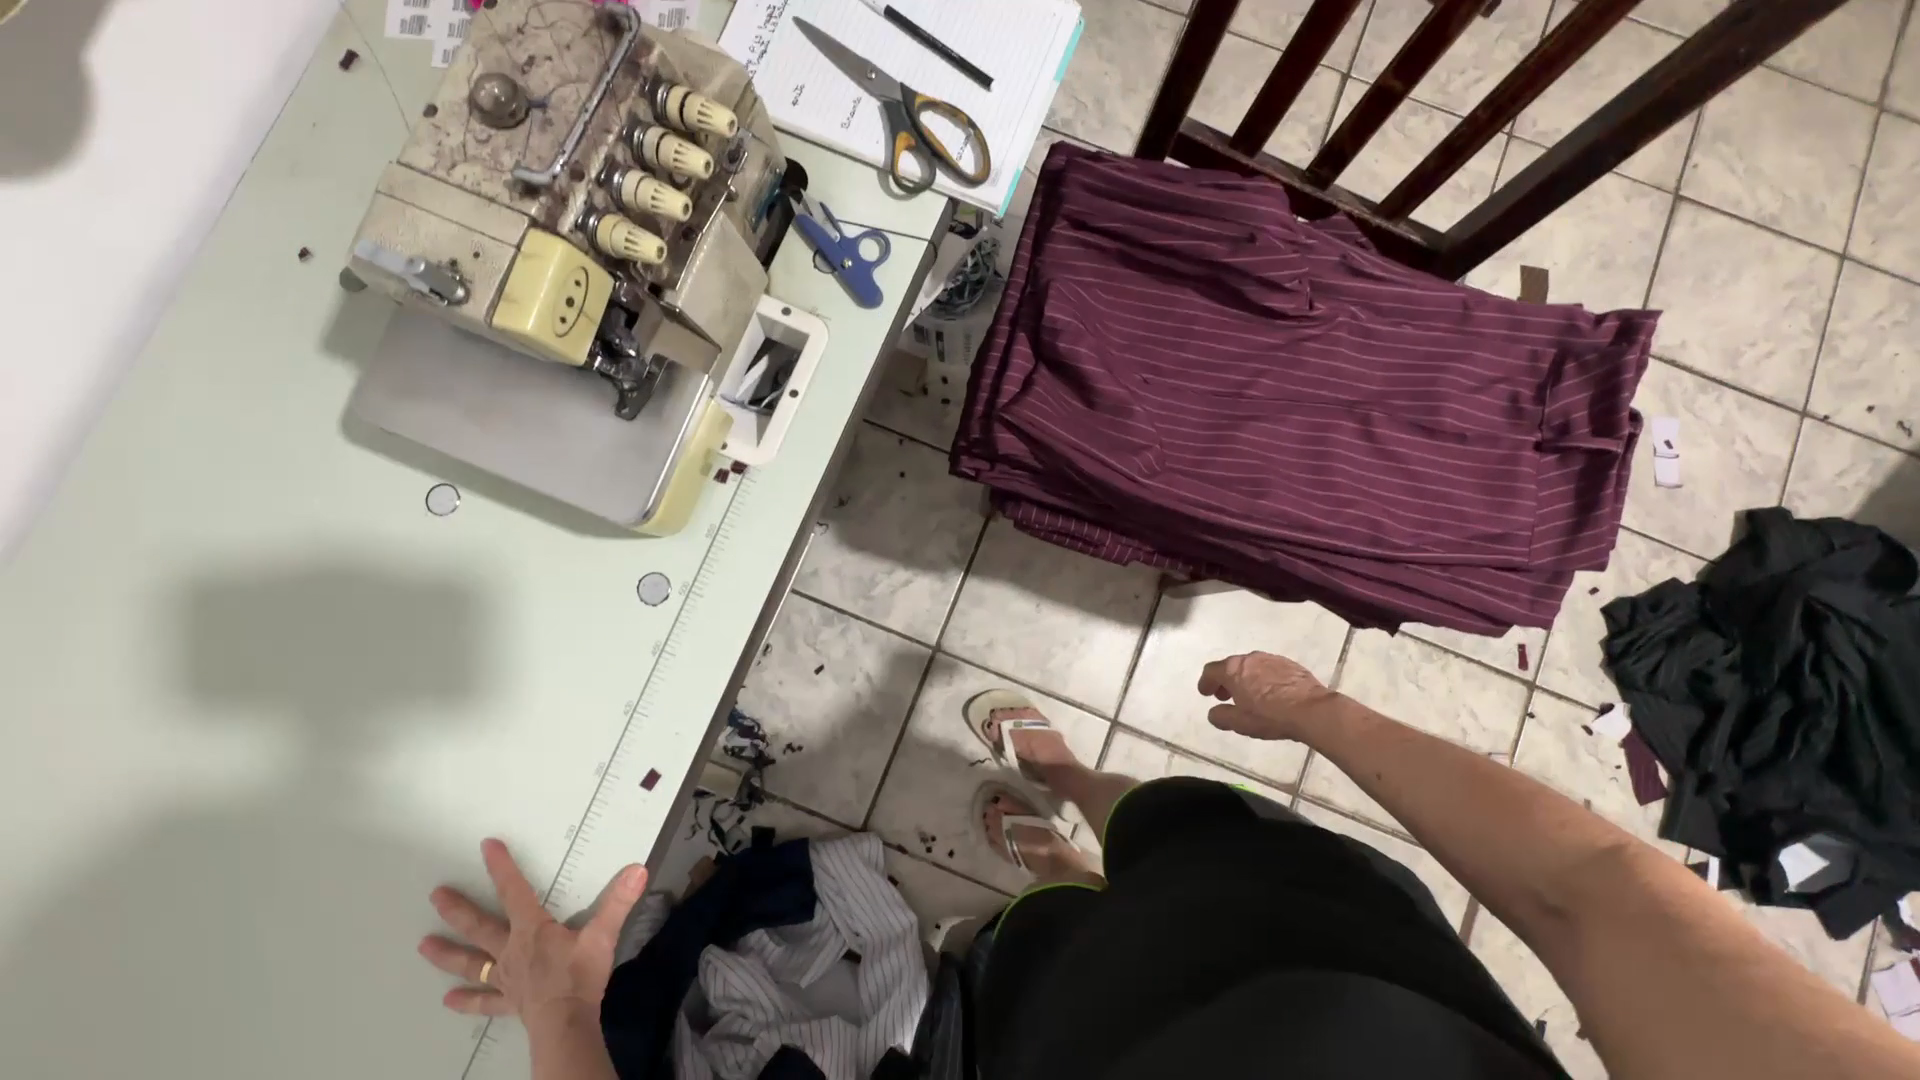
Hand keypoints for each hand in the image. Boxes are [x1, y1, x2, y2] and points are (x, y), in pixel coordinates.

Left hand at [418, 838, 645, 1027]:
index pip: (514, 892)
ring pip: (471, 963)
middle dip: (458, 910)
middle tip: (435, 895)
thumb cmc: (580, 977)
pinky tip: (448, 1001)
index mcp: (532, 930)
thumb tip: (638, 869)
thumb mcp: (603, 936)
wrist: (565, 1024)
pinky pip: (484, 1001)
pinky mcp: (508, 1002)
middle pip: (479, 927)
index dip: (501, 868)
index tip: (486, 845)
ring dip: (447, 954)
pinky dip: (467, 1000)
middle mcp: (511, 950)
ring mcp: (505, 978)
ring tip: (422, 945)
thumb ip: (619, 902)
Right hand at [1197, 651, 1338, 741]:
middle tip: (1226, 696)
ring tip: (1250, 696)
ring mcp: (1271, 659)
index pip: (1211, 671)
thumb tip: (1214, 713)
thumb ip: (1221, 717)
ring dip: (1245, 679)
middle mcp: (1250, 659)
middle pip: (1230, 666)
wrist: (1313, 710)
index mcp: (1233, 670)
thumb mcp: (1240, 723)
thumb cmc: (1271, 717)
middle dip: (1225, 681)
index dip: (1206, 682)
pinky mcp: (1290, 664)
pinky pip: (1269, 669)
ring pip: (1251, 666)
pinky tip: (1271, 694)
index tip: (1206, 693)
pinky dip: (1263, 678)